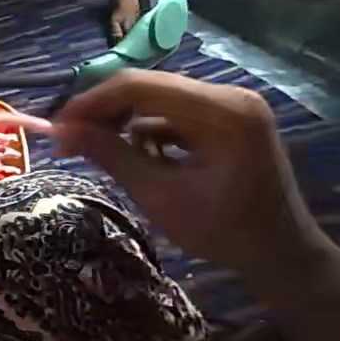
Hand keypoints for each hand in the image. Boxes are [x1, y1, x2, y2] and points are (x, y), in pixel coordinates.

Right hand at [53, 71, 337, 281]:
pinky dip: (144, 129)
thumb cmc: (224, 232)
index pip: (140, 86)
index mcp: (222, 111)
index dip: (92, 102)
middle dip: (103, 110)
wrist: (281, 254)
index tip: (58, 127)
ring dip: (121, 120)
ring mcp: (229, 105)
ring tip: (93, 148)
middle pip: (147, 86)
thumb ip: (111, 156)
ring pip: (155, 99)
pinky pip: (171, 113)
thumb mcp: (159, 196)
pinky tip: (131, 154)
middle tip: (68, 139)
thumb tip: (62, 132)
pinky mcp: (224, 118)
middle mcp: (228, 95)